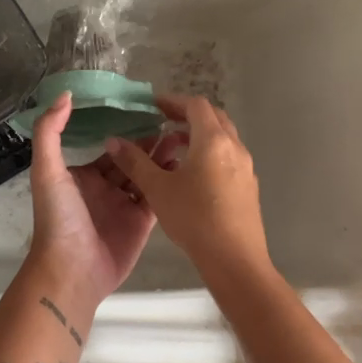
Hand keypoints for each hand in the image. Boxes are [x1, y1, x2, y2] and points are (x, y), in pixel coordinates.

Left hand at [27, 93, 177, 302]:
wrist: (72, 270)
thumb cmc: (59, 217)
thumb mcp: (47, 169)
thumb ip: (50, 131)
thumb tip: (66, 94)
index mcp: (83, 175)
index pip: (108, 147)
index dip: (126, 129)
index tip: (146, 110)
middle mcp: (104, 188)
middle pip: (131, 159)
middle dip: (149, 142)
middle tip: (173, 122)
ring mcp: (124, 206)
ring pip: (147, 176)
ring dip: (162, 158)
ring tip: (183, 138)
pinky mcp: (141, 224)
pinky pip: (157, 198)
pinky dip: (169, 182)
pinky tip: (185, 165)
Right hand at [103, 95, 271, 284]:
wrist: (235, 261)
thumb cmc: (194, 218)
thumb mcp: (158, 189)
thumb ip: (135, 162)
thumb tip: (113, 141)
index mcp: (213, 140)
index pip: (196, 105)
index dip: (173, 101)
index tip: (153, 106)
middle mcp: (234, 147)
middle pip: (213, 118)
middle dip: (187, 115)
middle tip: (163, 122)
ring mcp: (245, 168)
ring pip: (223, 139)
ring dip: (199, 136)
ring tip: (174, 148)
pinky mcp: (248, 187)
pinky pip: (228, 157)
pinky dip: (210, 154)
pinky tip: (192, 176)